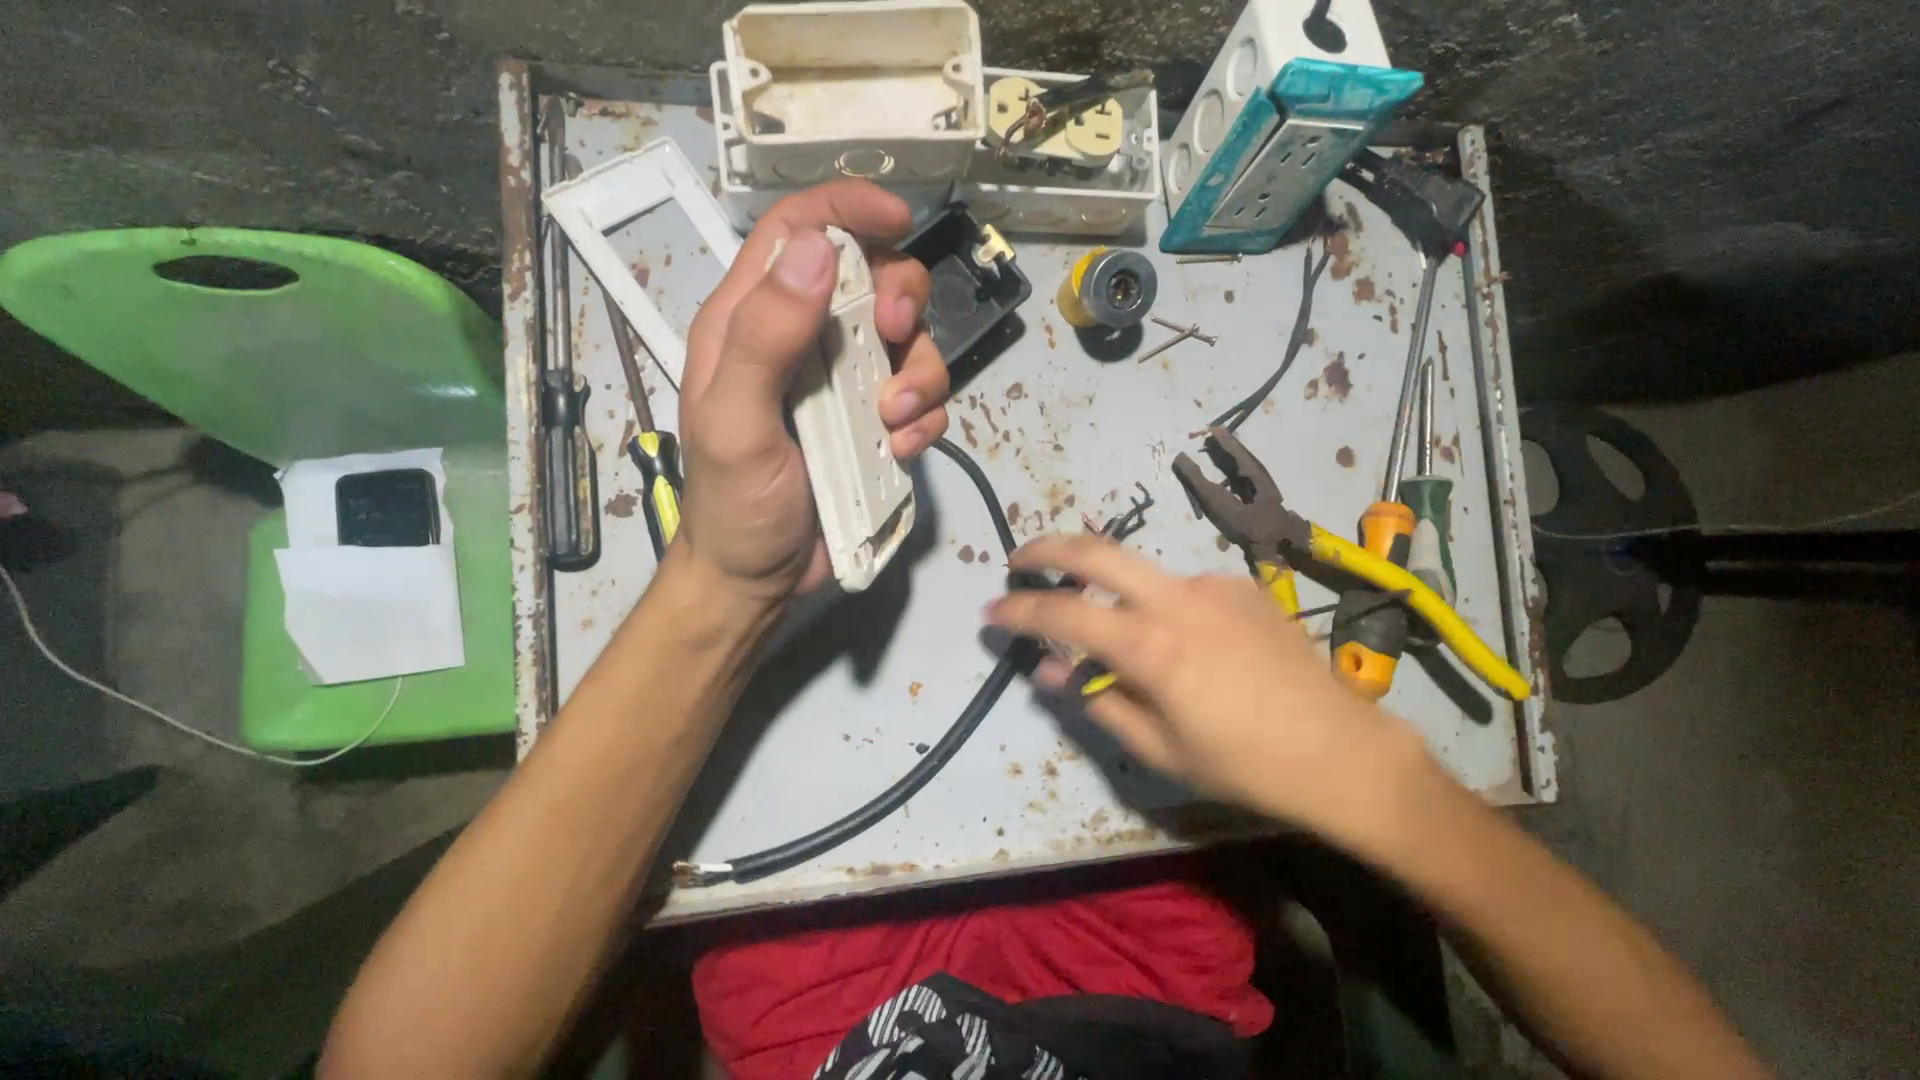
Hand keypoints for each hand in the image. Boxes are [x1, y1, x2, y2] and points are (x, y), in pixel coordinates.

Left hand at [676, 180, 949, 607]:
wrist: (760, 578)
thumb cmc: (735, 503)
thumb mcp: (735, 421)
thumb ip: (765, 336)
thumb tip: (817, 249)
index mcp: (752, 321)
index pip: (798, 232)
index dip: (845, 209)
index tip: (896, 218)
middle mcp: (804, 340)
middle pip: (871, 275)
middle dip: (898, 296)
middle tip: (894, 334)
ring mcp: (846, 383)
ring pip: (909, 338)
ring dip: (918, 373)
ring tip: (893, 423)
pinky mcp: (877, 423)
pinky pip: (924, 397)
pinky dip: (924, 418)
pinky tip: (899, 449)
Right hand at [985, 536, 1427, 836]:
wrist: (1341, 751)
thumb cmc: (1244, 764)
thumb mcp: (1161, 748)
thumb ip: (1098, 701)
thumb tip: (1049, 670)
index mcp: (1153, 646)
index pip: (1066, 613)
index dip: (1021, 610)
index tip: (992, 610)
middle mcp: (1179, 600)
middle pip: (1098, 551)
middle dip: (1048, 548)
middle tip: (1019, 560)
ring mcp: (1215, 587)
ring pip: (1143, 575)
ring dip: (1114, 591)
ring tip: (1115, 635)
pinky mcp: (1243, 588)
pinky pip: (1183, 589)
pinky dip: (1162, 606)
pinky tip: (1182, 644)